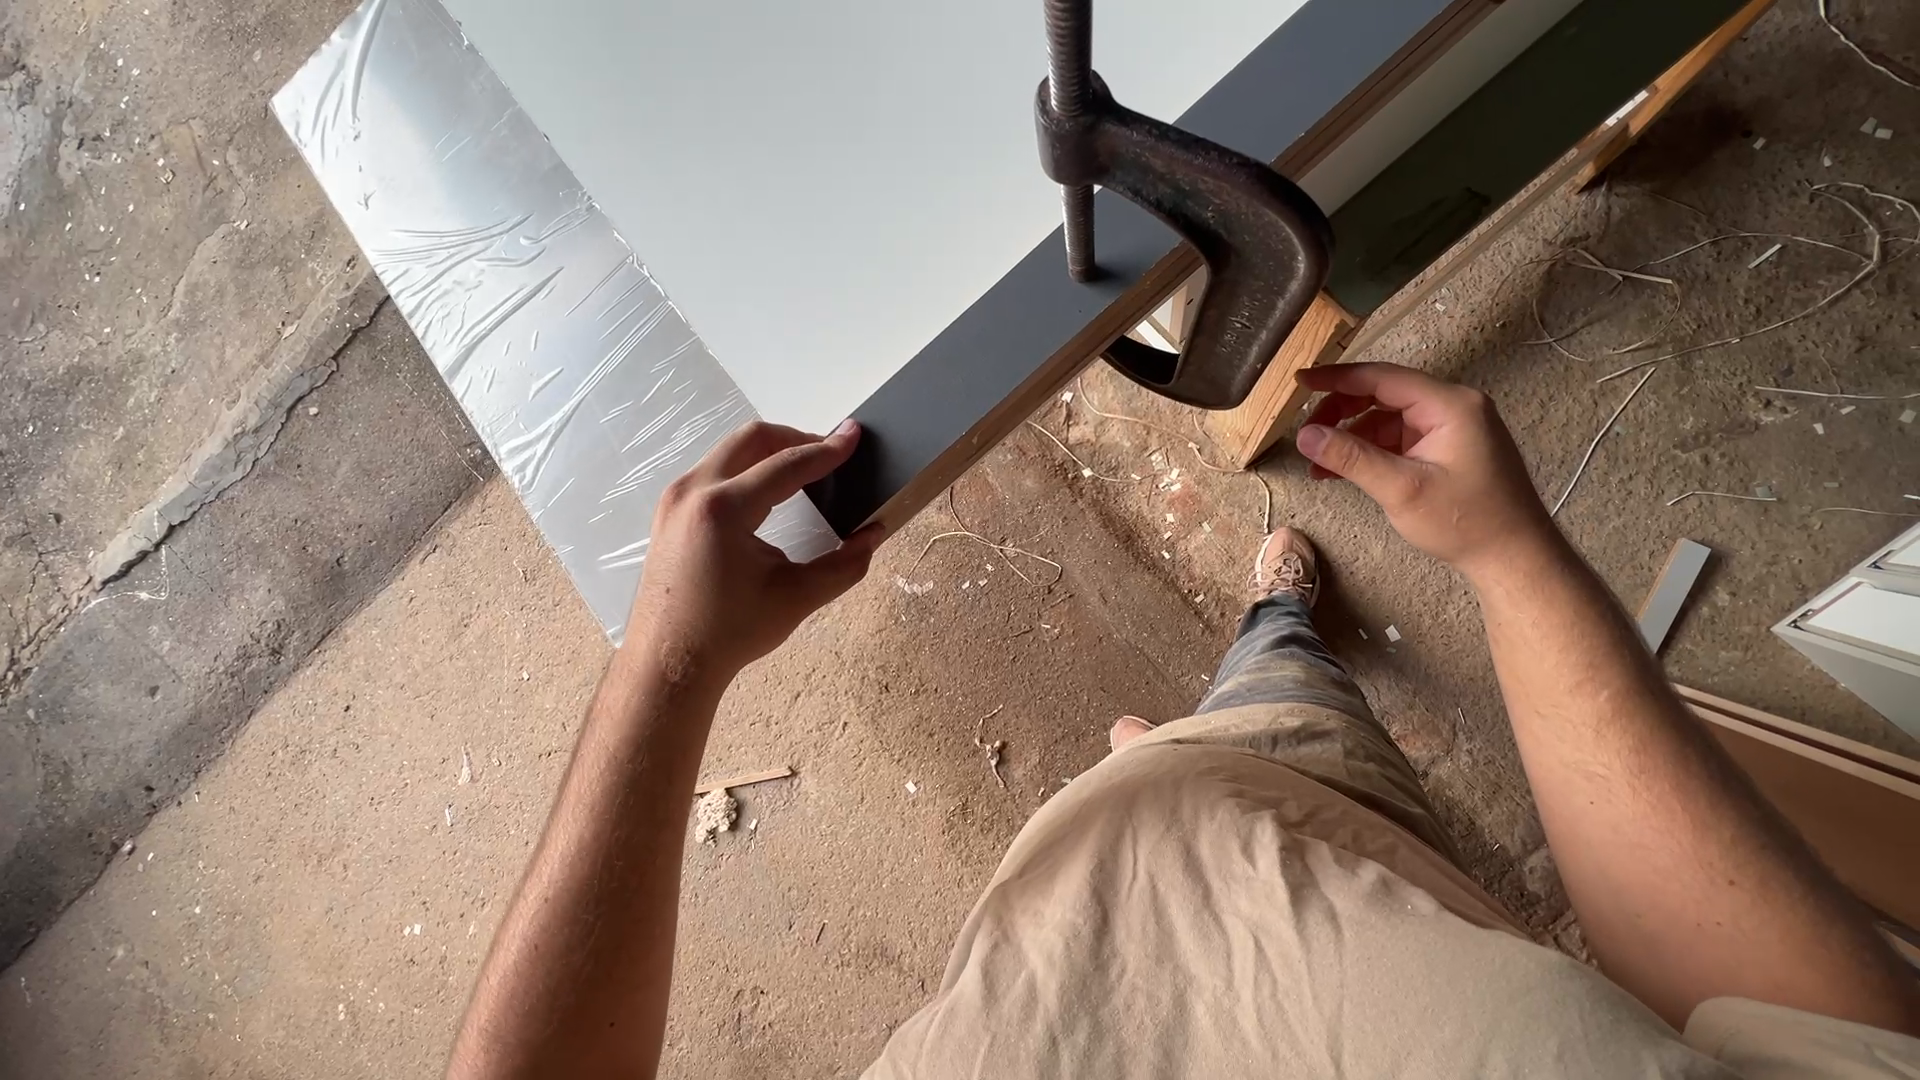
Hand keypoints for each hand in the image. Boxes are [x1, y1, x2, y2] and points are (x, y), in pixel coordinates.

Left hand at [622, 419, 884, 683]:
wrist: (669, 662)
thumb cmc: (732, 632)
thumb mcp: (797, 598)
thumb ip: (844, 565)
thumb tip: (875, 533)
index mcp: (723, 509)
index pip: (786, 465)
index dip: (826, 450)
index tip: (854, 435)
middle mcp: (693, 492)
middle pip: (752, 438)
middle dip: (796, 438)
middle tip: (830, 454)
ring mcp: (675, 498)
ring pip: (730, 450)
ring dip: (770, 453)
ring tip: (805, 472)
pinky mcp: (669, 511)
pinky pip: (714, 470)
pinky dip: (748, 469)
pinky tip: (770, 492)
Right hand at [1292, 363, 1557, 578]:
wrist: (1511, 556)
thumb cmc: (1464, 521)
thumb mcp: (1400, 488)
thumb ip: (1350, 457)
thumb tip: (1303, 435)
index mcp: (1449, 405)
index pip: (1382, 377)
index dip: (1336, 378)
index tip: (1300, 381)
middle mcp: (1452, 407)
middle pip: (1382, 393)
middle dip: (1340, 411)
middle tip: (1307, 434)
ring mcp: (1449, 427)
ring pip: (1384, 418)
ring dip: (1349, 435)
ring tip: (1318, 461)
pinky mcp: (1443, 448)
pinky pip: (1395, 438)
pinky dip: (1366, 450)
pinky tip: (1340, 470)